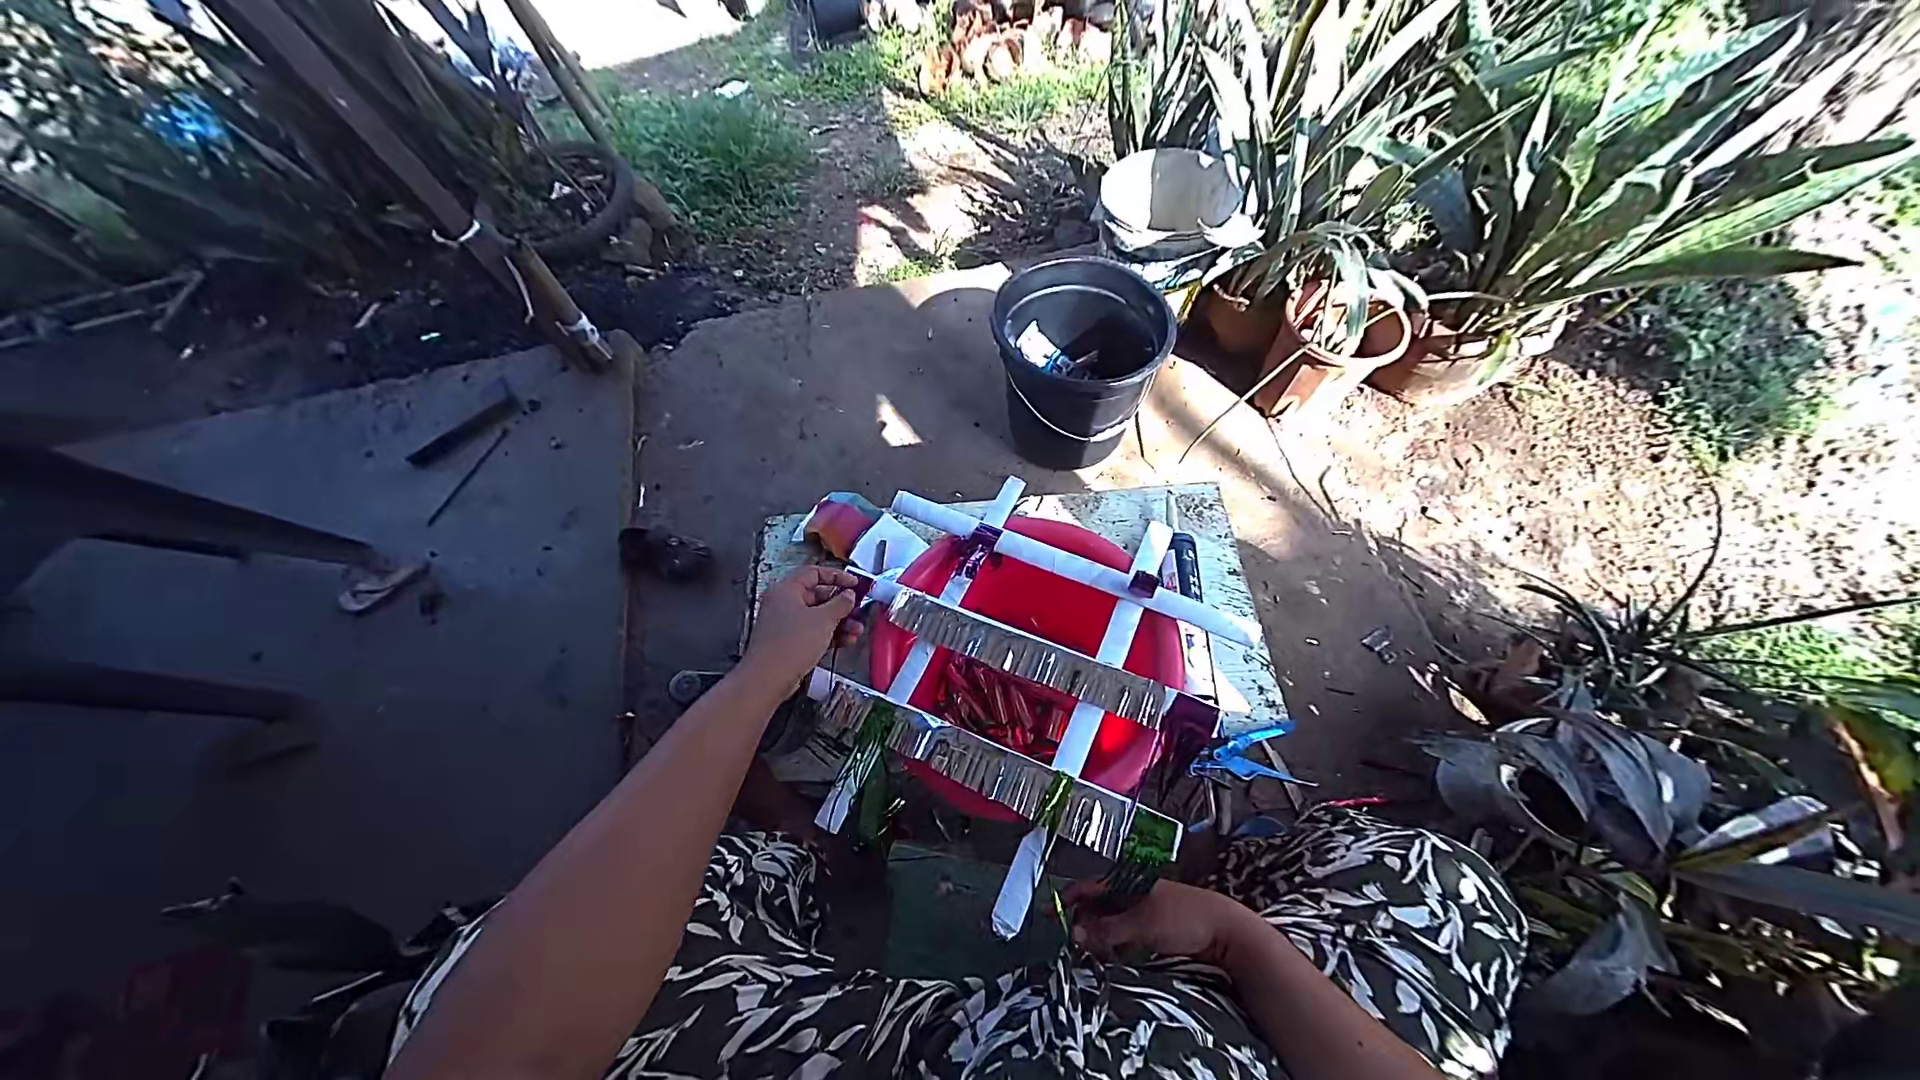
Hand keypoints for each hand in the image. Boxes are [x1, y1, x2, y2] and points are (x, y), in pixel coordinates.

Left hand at [742, 565, 863, 690]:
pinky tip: (846, 641)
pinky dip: (830, 634)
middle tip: (858, 609)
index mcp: (786, 590)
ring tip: (856, 630)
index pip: (814, 573)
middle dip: (841, 604)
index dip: (837, 576)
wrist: (769, 678)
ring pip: (817, 616)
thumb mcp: (823, 620)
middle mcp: (783, 603)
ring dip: (839, 622)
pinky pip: (813, 632)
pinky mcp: (788, 642)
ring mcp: (785, 623)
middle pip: (818, 595)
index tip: (854, 583)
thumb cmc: (792, 644)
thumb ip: (840, 603)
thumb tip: (849, 595)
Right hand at [1060, 879, 1264, 966]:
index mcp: (1126, 883)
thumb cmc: (1183, 918)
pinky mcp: (1149, 930)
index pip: (1088, 888)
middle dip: (1080, 922)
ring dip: (1095, 937)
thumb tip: (1074, 934)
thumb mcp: (1142, 924)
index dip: (1068, 899)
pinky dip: (1110, 945)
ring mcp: (1140, 912)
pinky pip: (1121, 935)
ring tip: (1085, 954)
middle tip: (1068, 943)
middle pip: (1096, 907)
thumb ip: (1108, 929)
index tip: (1050, 912)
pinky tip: (1107, 957)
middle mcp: (1130, 894)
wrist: (1225, 932)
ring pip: (1107, 923)